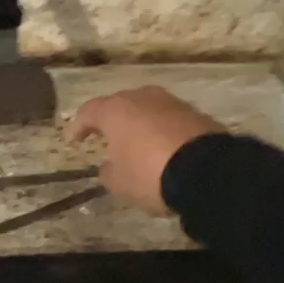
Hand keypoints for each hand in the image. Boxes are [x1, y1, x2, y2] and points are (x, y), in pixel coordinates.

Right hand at [70, 87, 225, 214]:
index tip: (76, 140)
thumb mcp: (119, 183)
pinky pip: (169, 119)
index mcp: (116, 111)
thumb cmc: (150, 174)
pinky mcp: (195, 113)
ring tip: (137, 143)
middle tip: (106, 138)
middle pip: (119, 105)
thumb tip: (108, 166)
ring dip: (139, 124)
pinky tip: (163, 147)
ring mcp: (171, 103)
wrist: (207, 172)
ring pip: (147, 109)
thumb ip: (108, 172)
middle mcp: (142, 98)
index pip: (89, 112)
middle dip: (111, 121)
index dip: (79, 126)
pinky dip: (161, 130)